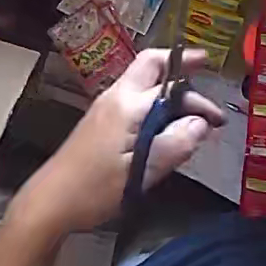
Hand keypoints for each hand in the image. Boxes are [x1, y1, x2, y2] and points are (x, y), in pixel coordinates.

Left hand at [13, 48, 227, 236]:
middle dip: (179, 64)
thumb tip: (202, 123)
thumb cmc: (94, 188)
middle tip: (204, 71)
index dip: (197, 95)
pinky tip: (166, 126)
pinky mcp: (101, 121)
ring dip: (168, 87)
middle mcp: (116, 96)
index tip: (217, 116)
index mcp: (127, 104)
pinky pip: (135, 99)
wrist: (49, 201)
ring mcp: (106, 107)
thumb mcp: (141, 172)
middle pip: (150, 64)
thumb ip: (174, 144)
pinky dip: (156, 103)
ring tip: (191, 113)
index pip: (168, 81)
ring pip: (143, 81)